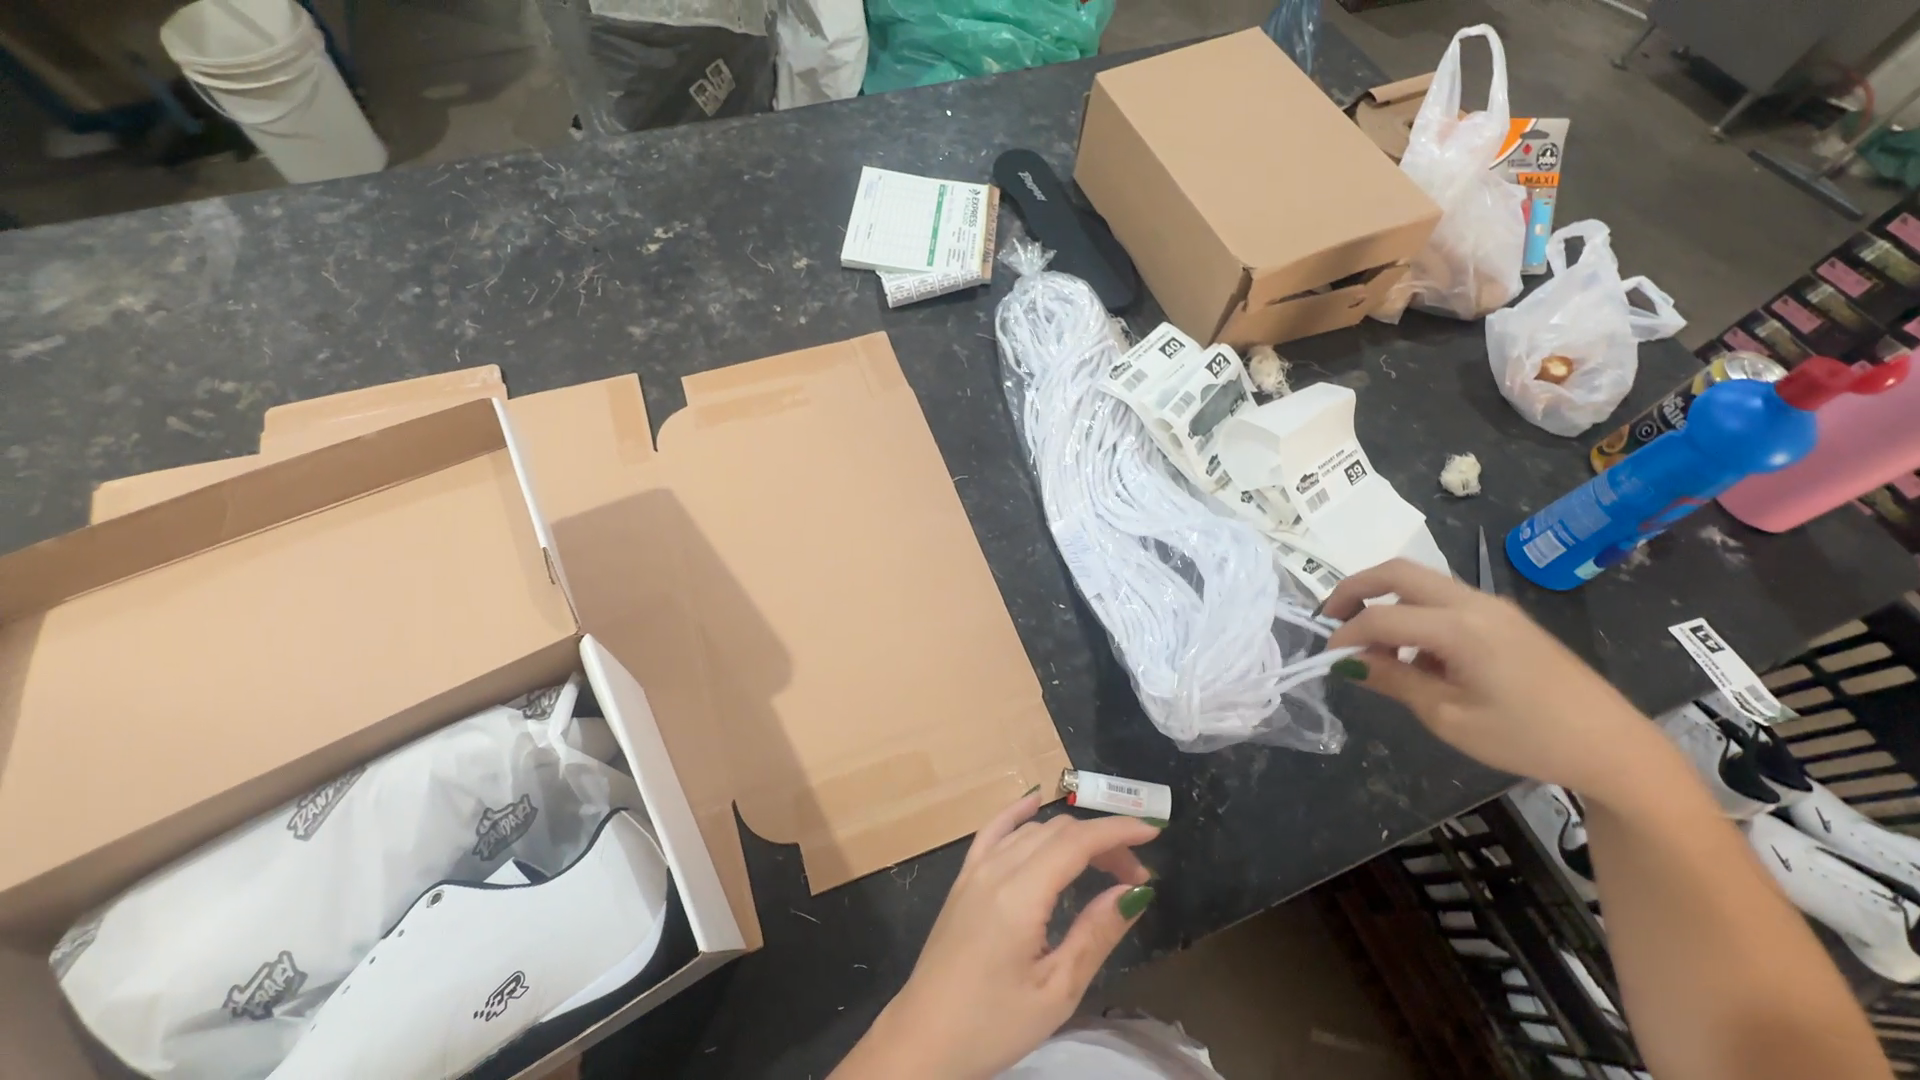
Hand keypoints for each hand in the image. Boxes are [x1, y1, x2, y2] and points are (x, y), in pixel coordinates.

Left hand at [831, 792, 1159, 1079]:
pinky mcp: (962, 882)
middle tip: (1135, 876)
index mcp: (1020, 895)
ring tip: (1105, 865)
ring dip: (1071, 836)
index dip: (1118, 832)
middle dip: (1102, 842)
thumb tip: (1134, 890)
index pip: (1077, 843)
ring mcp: (973, 872)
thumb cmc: (993, 1023)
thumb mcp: (1057, 989)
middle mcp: (995, 870)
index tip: (1154, 833)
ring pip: (1031, 831)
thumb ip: (1096, 933)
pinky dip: (1018, 814)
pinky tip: (1034, 803)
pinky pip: (993, 832)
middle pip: (1057, 832)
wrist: (922, 1040)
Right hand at [1323, 558, 1652, 797]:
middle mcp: (1474, 603)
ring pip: (1423, 583)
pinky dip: (1416, 615)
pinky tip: (1418, 658)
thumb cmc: (1527, 737)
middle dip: (1356, 589)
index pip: (1382, 617)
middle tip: (1332, 620)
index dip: (1346, 634)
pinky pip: (1447, 601)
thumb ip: (1395, 682)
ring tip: (1374, 649)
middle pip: (1399, 572)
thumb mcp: (1450, 717)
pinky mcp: (1506, 619)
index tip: (1325, 658)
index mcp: (1459, 627)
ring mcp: (1493, 607)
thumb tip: (1349, 664)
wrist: (1612, 746)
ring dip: (1388, 602)